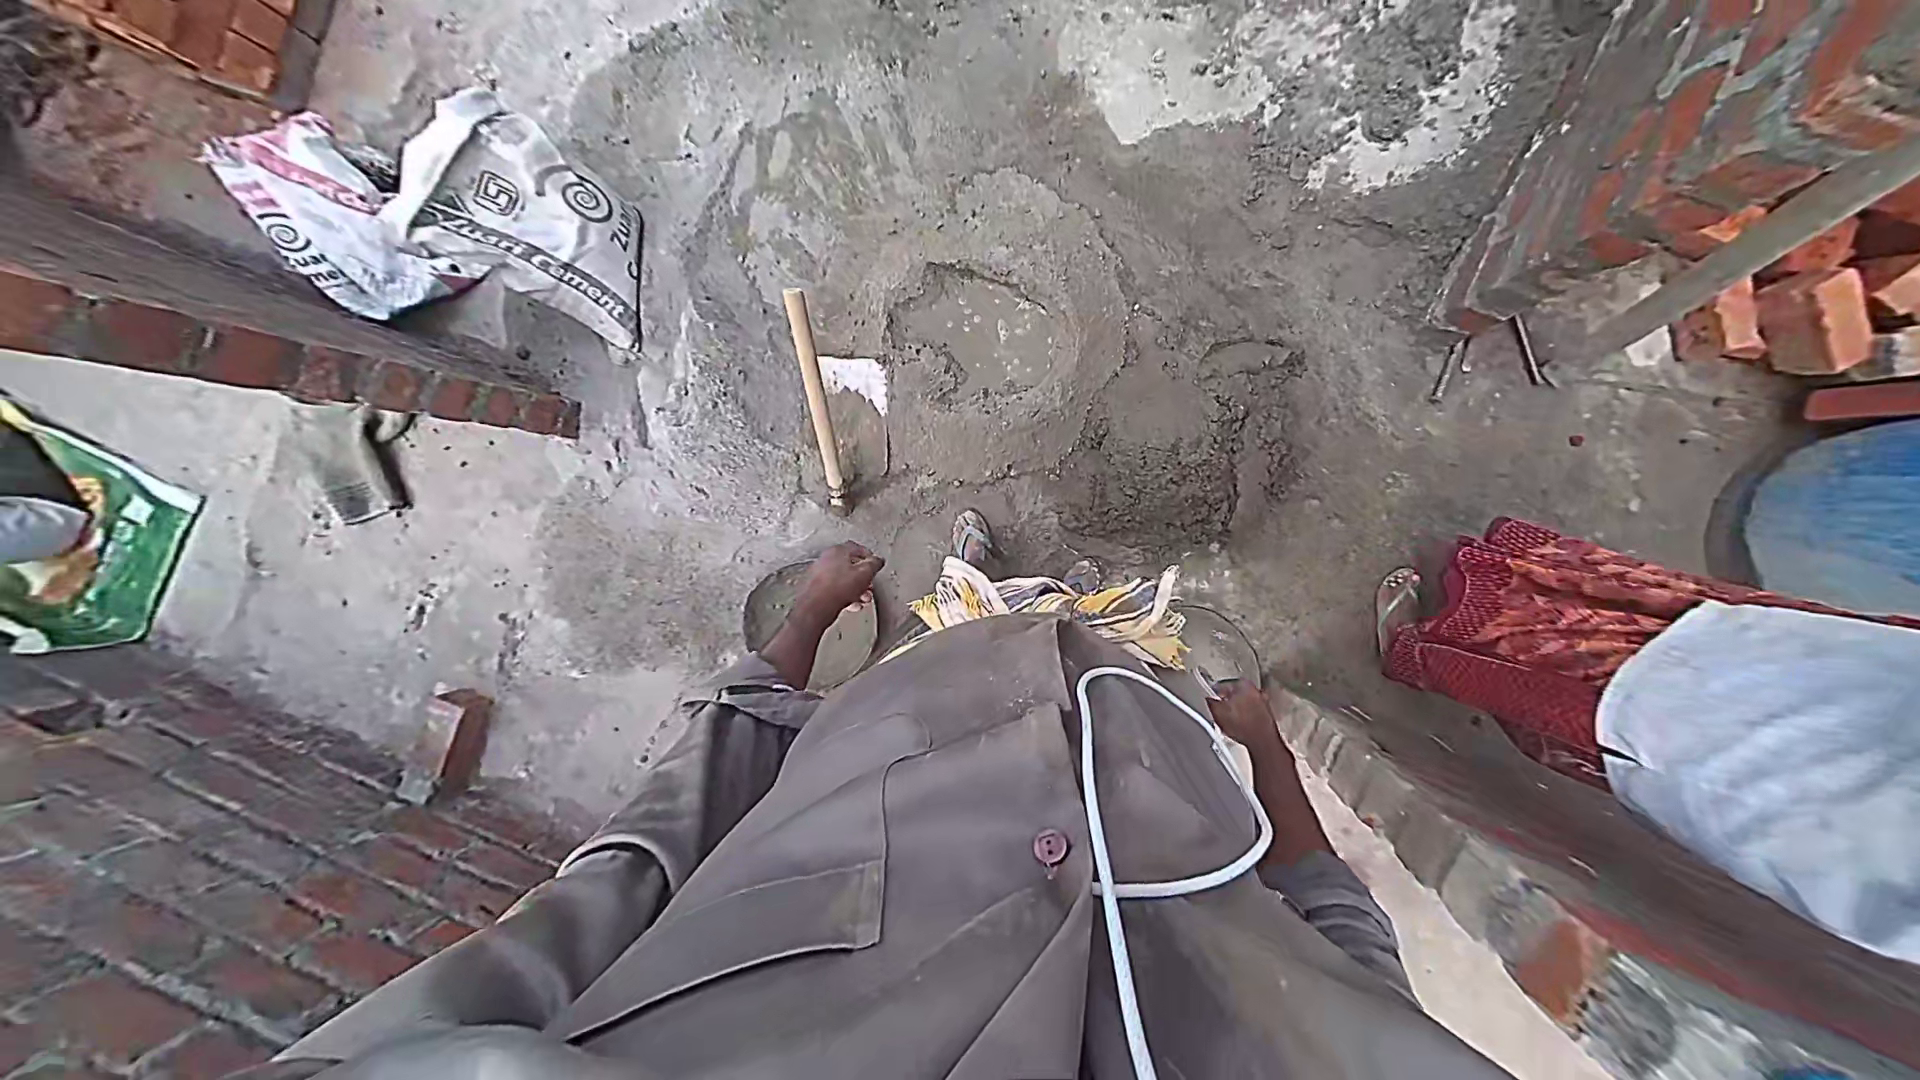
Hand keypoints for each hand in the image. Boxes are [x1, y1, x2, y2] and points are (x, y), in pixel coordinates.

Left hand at [793, 542, 883, 622]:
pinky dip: (843, 595)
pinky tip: (851, 604)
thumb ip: (874, 564)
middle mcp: (825, 560)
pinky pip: (833, 590)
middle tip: (869, 584)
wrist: (816, 607)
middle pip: (848, 565)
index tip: (874, 563)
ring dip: (854, 588)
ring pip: (841, 579)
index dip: (868, 556)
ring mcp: (818, 574)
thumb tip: (878, 560)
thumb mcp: (865, 573)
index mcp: (837, 551)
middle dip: (862, 576)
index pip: (857, 548)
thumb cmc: (837, 589)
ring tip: (862, 597)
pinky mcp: (814, 589)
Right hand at [1207, 681, 1285, 757]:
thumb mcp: (1216, 711)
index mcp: (1243, 683)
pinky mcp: (1268, 718)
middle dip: (1227, 702)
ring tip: (1229, 722)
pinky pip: (1251, 715)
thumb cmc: (1243, 725)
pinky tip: (1239, 728)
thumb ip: (1210, 701)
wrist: (1262, 743)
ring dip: (1237, 712)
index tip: (1210, 698)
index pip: (1222, 684)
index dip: (1212, 693)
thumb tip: (1208, 699)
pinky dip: (1245, 720)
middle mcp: (1256, 691)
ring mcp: (1264, 704)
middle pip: (1235, 694)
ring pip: (1244, 705)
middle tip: (1219, 712)